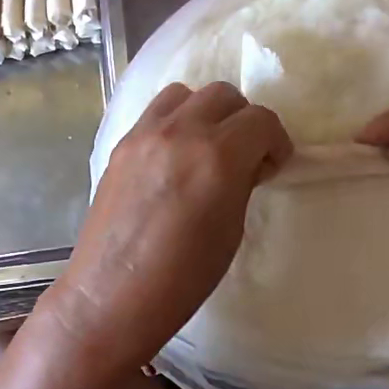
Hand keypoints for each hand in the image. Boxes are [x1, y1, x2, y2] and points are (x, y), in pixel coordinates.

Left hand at [41, 81, 291, 371]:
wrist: (111, 296)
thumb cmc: (183, 277)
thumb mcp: (232, 230)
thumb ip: (241, 183)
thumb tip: (246, 163)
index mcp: (217, 157)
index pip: (261, 120)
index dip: (276, 141)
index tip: (273, 165)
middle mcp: (180, 132)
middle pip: (224, 94)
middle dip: (244, 120)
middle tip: (244, 155)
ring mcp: (144, 134)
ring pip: (186, 93)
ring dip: (206, 112)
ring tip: (206, 148)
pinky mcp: (120, 144)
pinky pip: (156, 112)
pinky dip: (175, 121)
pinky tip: (174, 156)